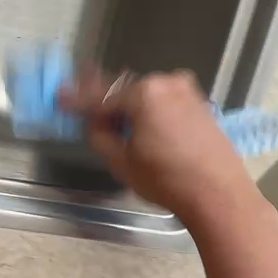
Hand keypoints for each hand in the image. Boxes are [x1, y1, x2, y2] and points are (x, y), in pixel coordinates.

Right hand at [59, 69, 257, 222]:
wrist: (218, 194)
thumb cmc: (166, 179)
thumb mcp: (121, 162)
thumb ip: (100, 136)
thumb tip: (93, 124)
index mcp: (144, 93)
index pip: (101, 98)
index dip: (77, 101)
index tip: (60, 97)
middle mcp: (167, 83)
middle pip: (125, 93)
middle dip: (107, 105)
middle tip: (88, 117)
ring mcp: (188, 93)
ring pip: (146, 99)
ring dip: (129, 111)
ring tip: (116, 131)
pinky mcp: (201, 107)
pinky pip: (165, 105)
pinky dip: (150, 114)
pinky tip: (142, 131)